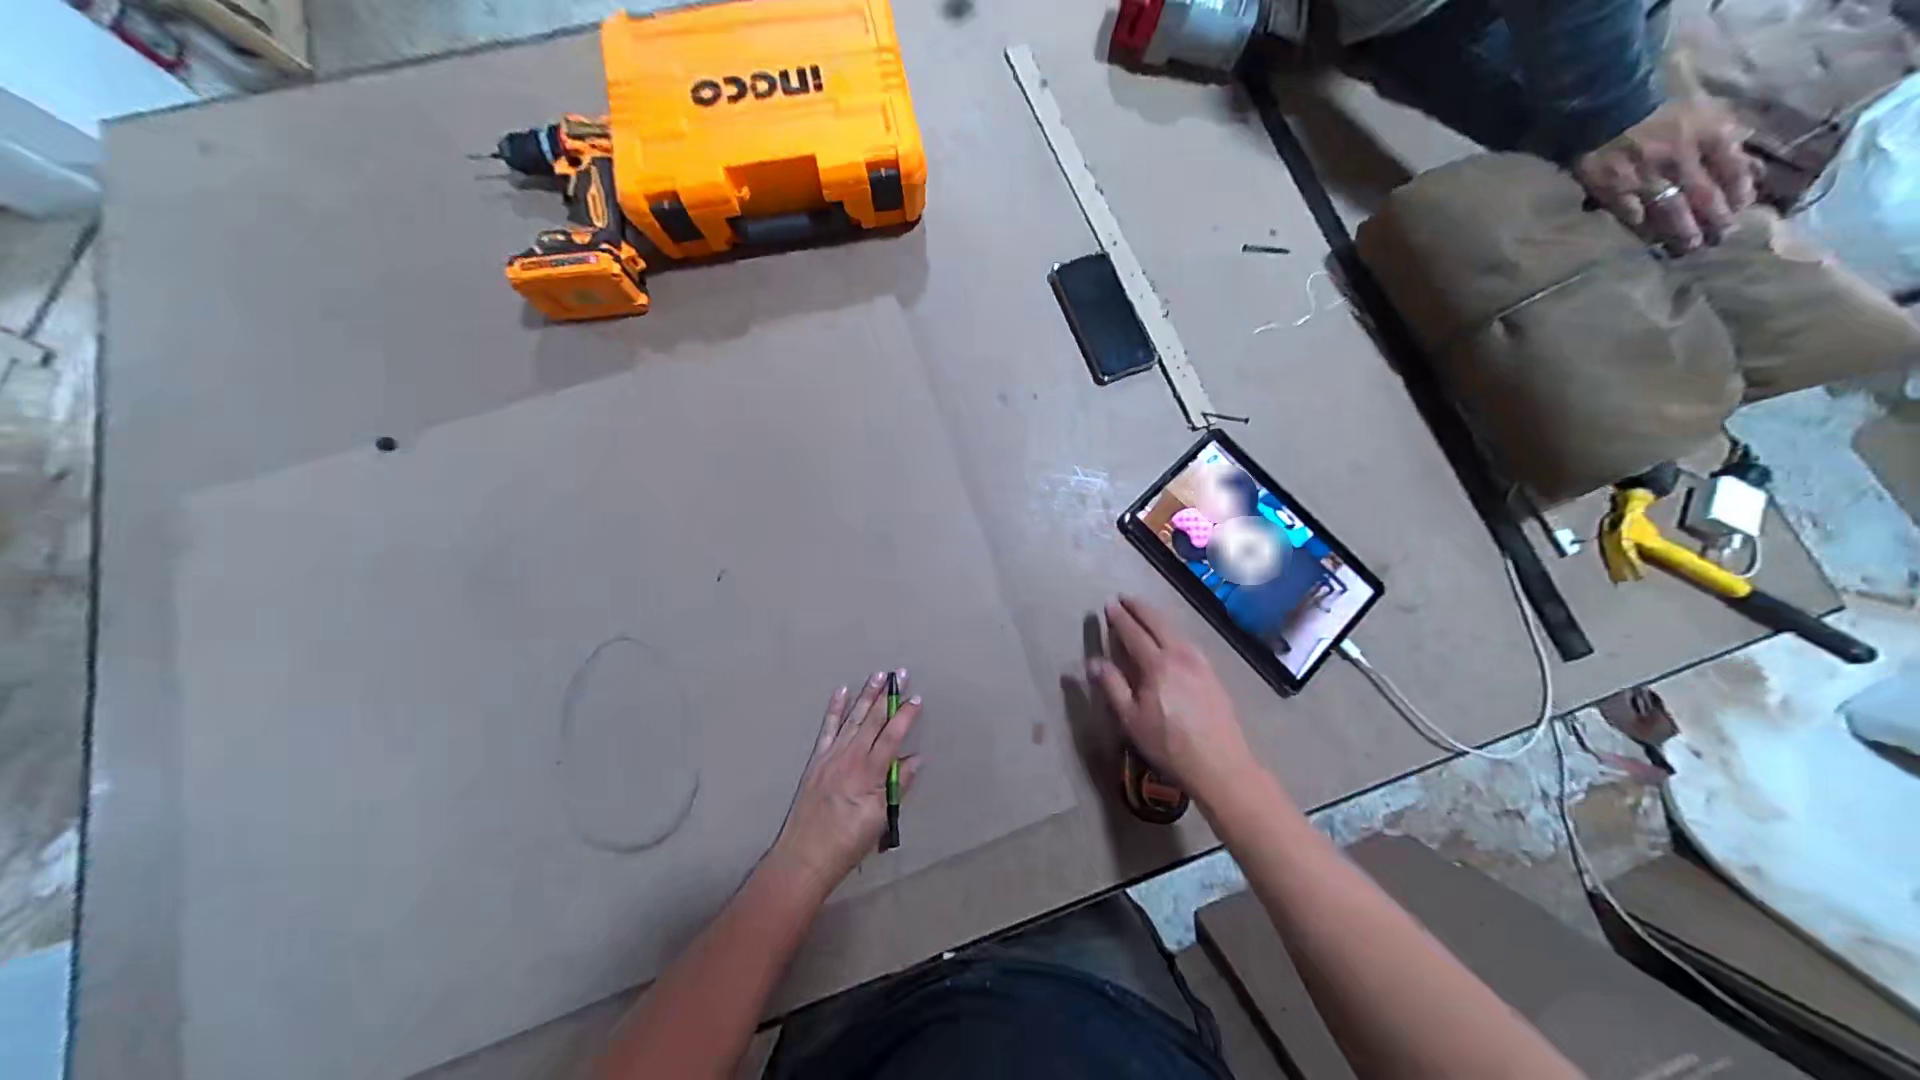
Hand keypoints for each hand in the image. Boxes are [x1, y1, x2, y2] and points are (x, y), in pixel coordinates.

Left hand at [770, 670, 920, 886]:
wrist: (805, 856)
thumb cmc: (848, 842)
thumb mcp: (880, 818)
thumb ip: (898, 786)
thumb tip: (915, 760)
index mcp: (869, 772)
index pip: (892, 736)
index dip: (905, 715)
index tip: (916, 698)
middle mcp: (850, 757)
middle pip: (873, 720)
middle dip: (888, 696)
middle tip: (899, 673)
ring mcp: (832, 756)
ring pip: (853, 718)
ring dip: (866, 695)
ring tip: (877, 675)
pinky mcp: (817, 760)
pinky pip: (828, 728)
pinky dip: (835, 709)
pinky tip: (842, 692)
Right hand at [1087, 596, 1253, 799]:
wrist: (1220, 765)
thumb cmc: (1169, 745)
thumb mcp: (1131, 719)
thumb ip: (1112, 686)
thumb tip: (1093, 661)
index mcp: (1157, 665)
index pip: (1134, 633)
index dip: (1119, 618)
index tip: (1109, 604)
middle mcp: (1180, 656)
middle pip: (1158, 623)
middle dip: (1139, 608)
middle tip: (1125, 598)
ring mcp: (1201, 663)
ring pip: (1176, 630)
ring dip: (1157, 617)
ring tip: (1145, 613)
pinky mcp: (1213, 674)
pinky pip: (1188, 642)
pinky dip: (1173, 631)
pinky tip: (1171, 638)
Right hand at [1574, 98, 1756, 253]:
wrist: (1608, 111)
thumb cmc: (1658, 111)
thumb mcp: (1705, 112)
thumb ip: (1723, 136)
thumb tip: (1744, 163)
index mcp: (1712, 137)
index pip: (1736, 172)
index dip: (1741, 194)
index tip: (1741, 210)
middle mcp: (1684, 161)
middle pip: (1706, 198)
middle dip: (1714, 221)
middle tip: (1717, 239)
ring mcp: (1647, 180)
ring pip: (1672, 213)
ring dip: (1681, 233)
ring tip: (1687, 247)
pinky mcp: (1614, 193)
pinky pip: (1632, 217)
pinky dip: (1643, 230)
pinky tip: (1649, 240)